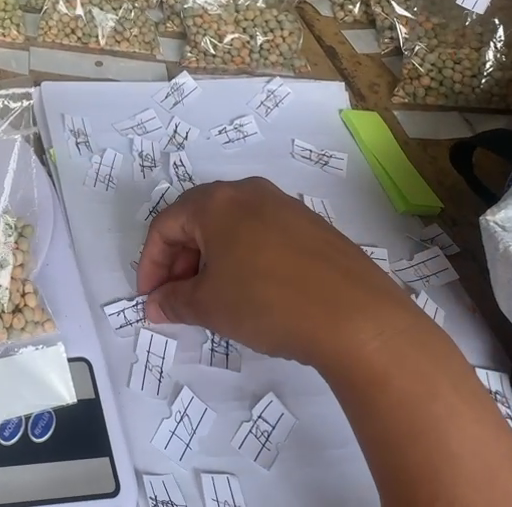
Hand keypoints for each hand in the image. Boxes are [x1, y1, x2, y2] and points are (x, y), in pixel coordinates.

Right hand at [136, 177, 423, 369]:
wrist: (360, 320)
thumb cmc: (269, 303)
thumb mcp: (210, 307)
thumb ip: (174, 301)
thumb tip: (156, 305)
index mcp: (216, 201)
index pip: (165, 225)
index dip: (151, 263)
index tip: (151, 298)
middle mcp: (248, 192)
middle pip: (198, 221)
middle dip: (181, 261)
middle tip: (178, 299)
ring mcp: (286, 206)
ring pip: (232, 228)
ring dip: (213, 260)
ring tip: (215, 299)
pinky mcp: (314, 228)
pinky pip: (263, 236)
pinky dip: (246, 259)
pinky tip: (255, 293)